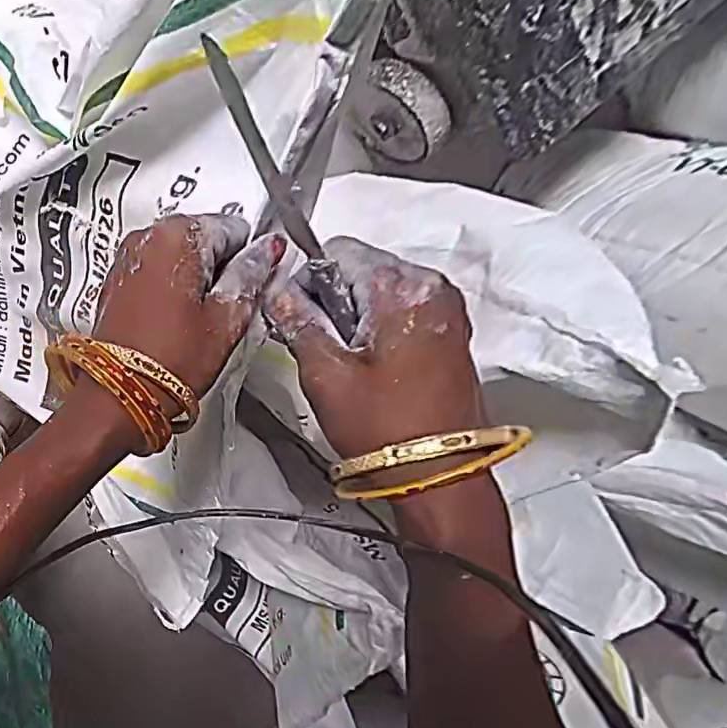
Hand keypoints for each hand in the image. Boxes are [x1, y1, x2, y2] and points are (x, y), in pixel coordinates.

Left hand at [90, 213, 284, 395]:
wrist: (117, 397)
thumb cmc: (165, 365)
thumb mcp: (226, 320)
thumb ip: (251, 274)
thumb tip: (266, 251)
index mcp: (176, 235)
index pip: (234, 227)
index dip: (249, 259)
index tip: (249, 285)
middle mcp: (144, 239)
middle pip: (202, 239)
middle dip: (218, 269)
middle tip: (221, 311)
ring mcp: (125, 261)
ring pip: (177, 258)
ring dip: (193, 282)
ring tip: (195, 321)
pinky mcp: (114, 285)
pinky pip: (154, 276)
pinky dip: (168, 292)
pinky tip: (173, 323)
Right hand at [262, 236, 484, 460]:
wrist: (436, 475)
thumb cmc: (387, 431)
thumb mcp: (325, 373)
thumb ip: (297, 321)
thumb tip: (279, 291)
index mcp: (404, 289)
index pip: (339, 252)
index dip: (307, 282)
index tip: (297, 317)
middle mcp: (434, 291)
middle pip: (361, 269)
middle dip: (331, 300)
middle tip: (320, 348)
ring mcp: (446, 312)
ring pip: (377, 292)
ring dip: (351, 317)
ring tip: (343, 363)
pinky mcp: (448, 334)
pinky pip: (398, 312)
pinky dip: (375, 328)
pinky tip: (365, 366)